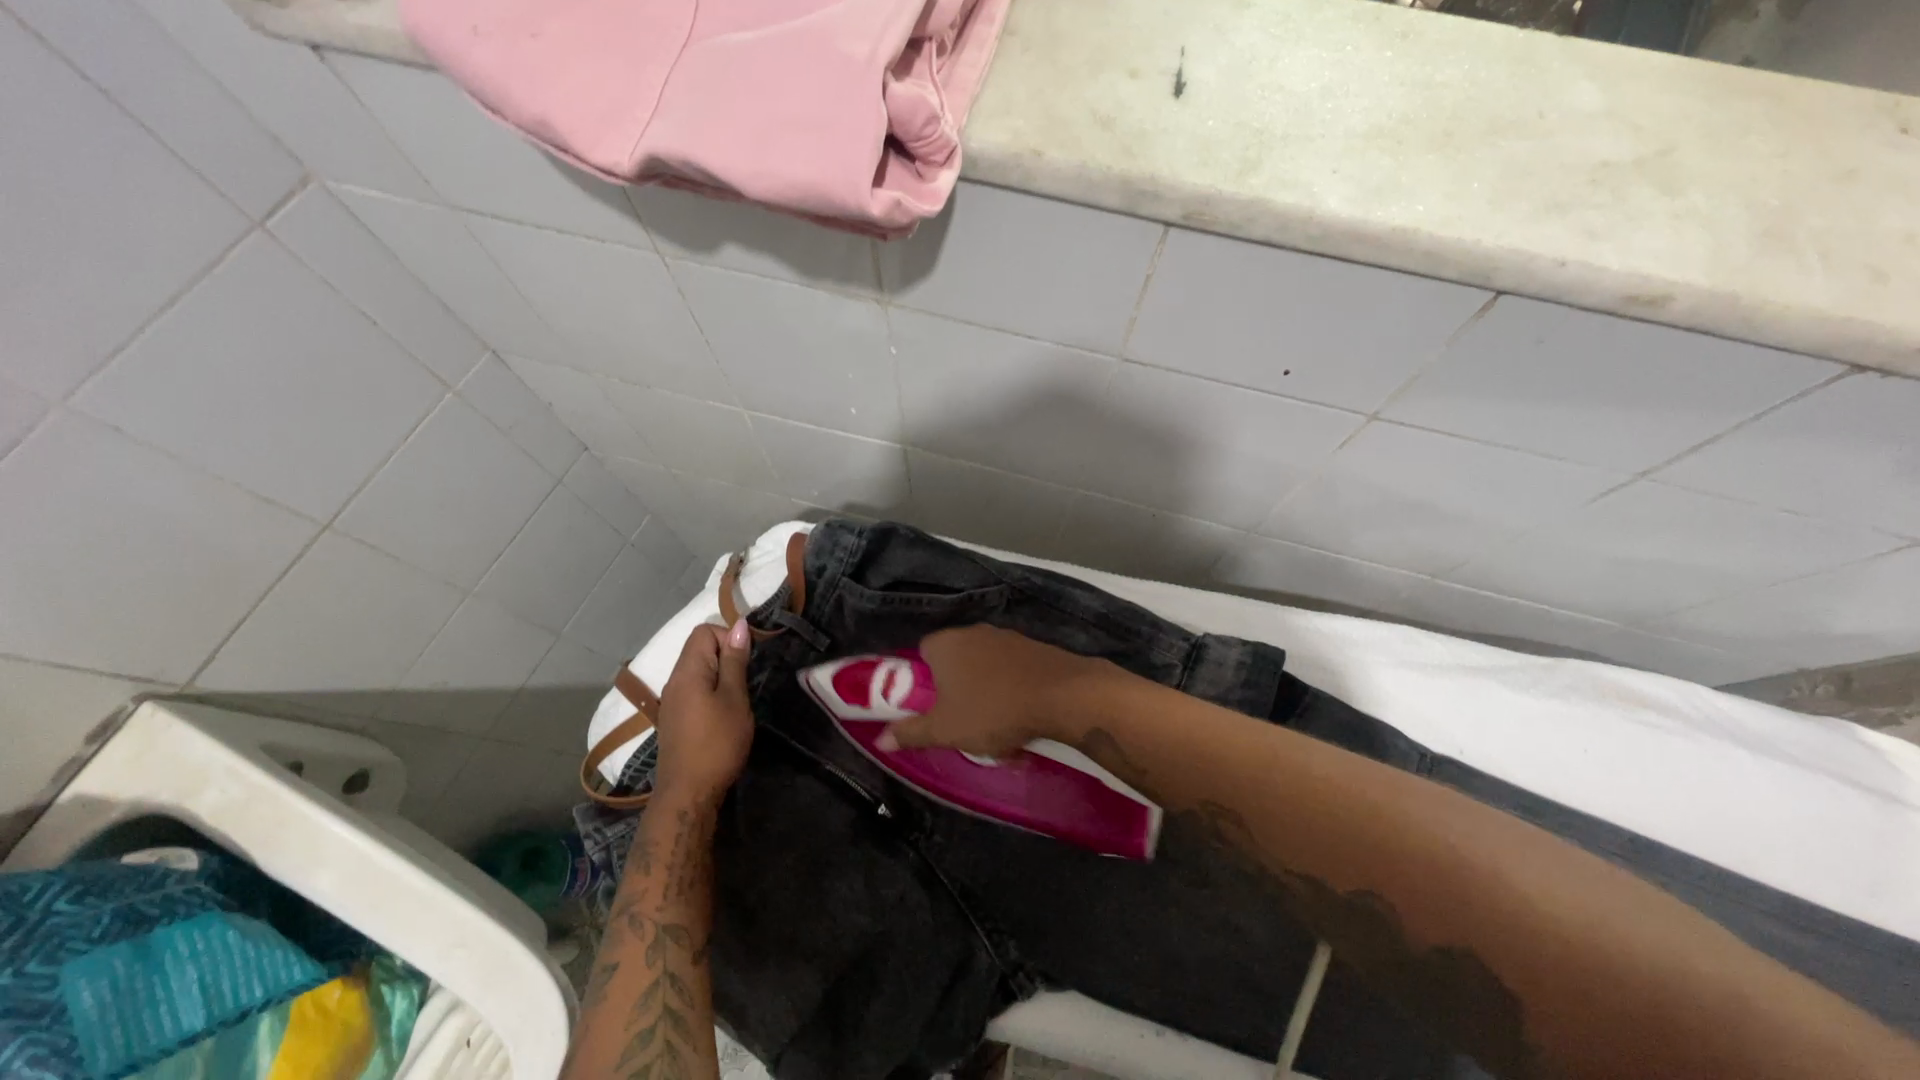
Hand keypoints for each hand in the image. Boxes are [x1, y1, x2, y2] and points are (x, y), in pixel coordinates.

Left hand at [652, 620, 754, 799]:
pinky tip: (723, 715)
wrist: (688, 792)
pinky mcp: (675, 717)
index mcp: (688, 670)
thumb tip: (738, 624)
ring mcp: (672, 700)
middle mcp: (674, 680)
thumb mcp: (734, 699)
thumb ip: (735, 661)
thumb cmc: (717, 743)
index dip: (728, 637)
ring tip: (737, 700)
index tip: (746, 663)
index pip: (704, 631)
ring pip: (697, 671)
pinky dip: (710, 692)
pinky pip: (693, 689)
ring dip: (720, 676)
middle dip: (726, 657)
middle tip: (745, 684)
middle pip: (698, 648)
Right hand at [877, 625, 1111, 756]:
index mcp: (945, 644)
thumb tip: (880, 739)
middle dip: (957, 692)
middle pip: (955, 662)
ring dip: (987, 697)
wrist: (1064, 696)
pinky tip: (1023, 720)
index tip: (932, 707)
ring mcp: (1008, 638)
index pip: (922, 653)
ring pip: (986, 670)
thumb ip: (911, 733)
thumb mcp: (945, 730)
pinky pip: (1013, 673)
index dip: (923, 681)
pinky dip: (1013, 694)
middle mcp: (974, 633)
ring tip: (997, 731)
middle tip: (962, 723)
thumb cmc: (993, 710)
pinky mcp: (1036, 649)